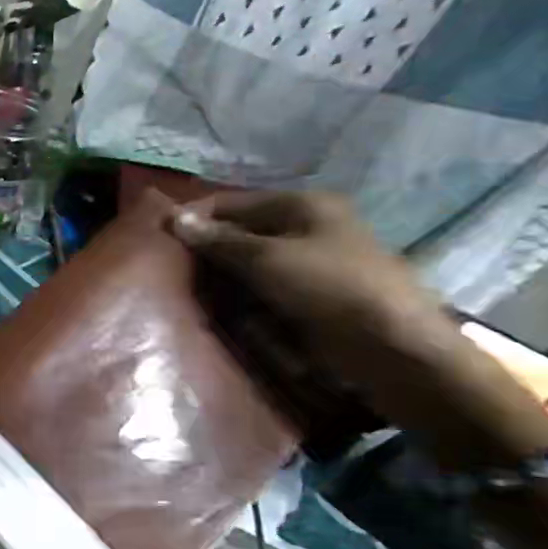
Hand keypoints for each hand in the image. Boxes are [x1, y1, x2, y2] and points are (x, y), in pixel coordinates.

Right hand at [168, 190, 547, 464]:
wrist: (389, 346)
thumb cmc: (328, 288)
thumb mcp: (264, 259)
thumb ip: (216, 239)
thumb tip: (172, 218)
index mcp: (302, 205)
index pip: (229, 202)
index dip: (193, 218)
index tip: (158, 239)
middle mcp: (306, 225)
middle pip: (237, 231)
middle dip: (206, 251)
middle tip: (171, 271)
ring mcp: (309, 259)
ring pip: (246, 261)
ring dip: (221, 276)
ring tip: (191, 292)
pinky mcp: (309, 291)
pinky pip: (261, 285)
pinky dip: (240, 294)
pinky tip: (220, 307)